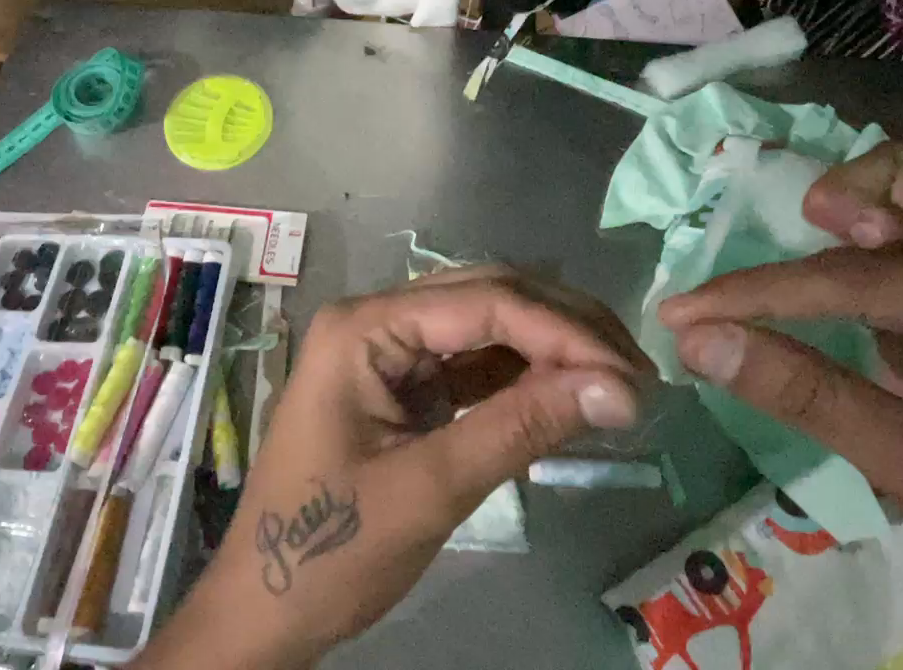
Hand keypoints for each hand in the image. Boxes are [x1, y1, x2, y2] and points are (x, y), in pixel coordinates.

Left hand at [134, 266, 650, 668]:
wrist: (265, 604)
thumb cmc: (331, 549)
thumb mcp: (430, 488)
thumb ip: (521, 427)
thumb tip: (621, 387)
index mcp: (363, 327)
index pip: (483, 302)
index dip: (564, 332)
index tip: (634, 376)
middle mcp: (374, 319)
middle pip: (486, 297)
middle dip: (565, 328)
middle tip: (638, 373)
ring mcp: (386, 348)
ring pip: (484, 324)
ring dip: (550, 348)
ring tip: (617, 382)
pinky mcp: (400, 381)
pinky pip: (471, 361)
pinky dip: (522, 375)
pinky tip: (568, 394)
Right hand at [660, 143, 902, 669]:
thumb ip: (817, 401)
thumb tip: (698, 343)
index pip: (870, 277)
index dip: (766, 293)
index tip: (682, 315)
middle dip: (823, 211)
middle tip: (762, 266)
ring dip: (832, 226)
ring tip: (781, 277)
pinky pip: (897, 260)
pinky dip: (838, 266)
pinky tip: (804, 301)